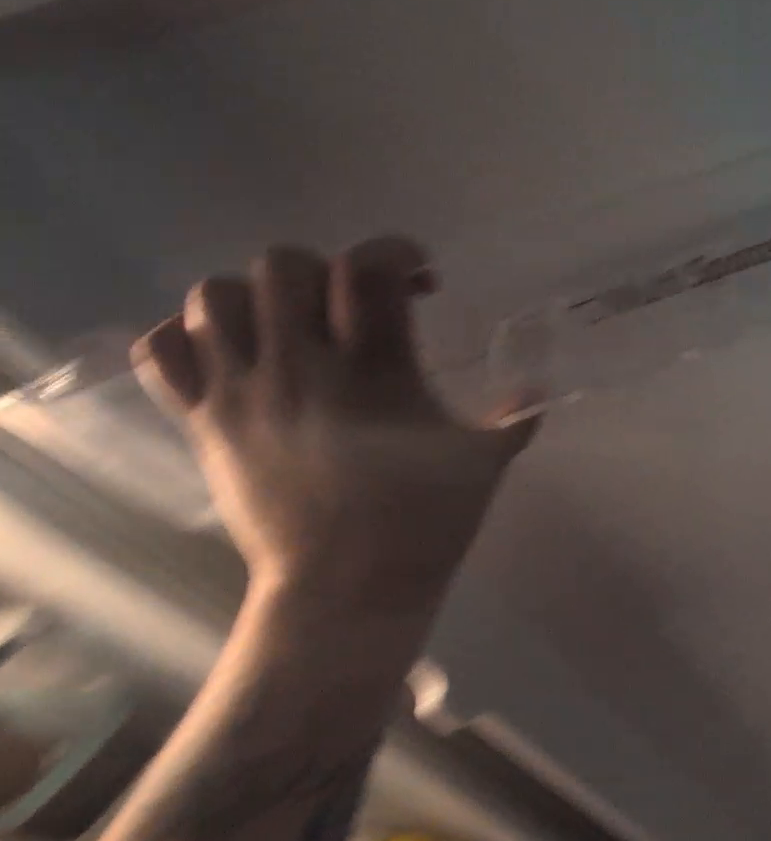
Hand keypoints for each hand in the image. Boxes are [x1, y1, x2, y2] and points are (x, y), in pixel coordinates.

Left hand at [130, 236, 536, 610]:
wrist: (349, 586)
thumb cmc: (425, 523)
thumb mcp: (485, 465)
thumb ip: (514, 417)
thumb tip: (538, 388)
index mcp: (376, 372)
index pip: (368, 270)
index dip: (395, 254)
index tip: (420, 276)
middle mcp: (300, 368)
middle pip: (282, 266)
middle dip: (325, 271)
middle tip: (354, 307)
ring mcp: (242, 393)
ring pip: (213, 296)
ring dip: (257, 299)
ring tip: (291, 328)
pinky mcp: (203, 421)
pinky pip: (162, 349)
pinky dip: (190, 337)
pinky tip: (234, 355)